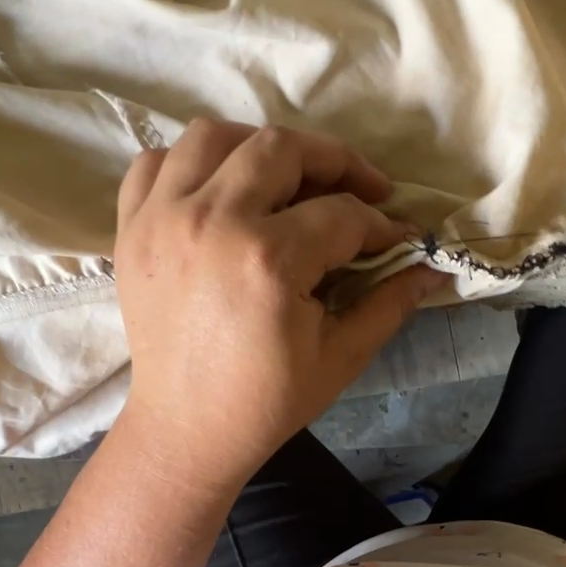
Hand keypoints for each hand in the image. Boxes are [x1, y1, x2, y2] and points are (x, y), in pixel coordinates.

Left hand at [112, 119, 449, 491]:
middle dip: (334, 162)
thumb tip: (433, 268)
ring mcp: (163, 219)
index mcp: (269, 260)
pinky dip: (192, 164)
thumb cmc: (269, 402)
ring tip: (289, 179)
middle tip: (360, 189)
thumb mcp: (341, 357)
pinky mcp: (132, 228)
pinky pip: (157, 162)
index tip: (397, 238)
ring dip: (261, 148)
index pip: (341, 215)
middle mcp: (213, 221)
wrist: (189, 430)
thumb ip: (389, 303)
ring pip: (214, 136)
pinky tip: (222, 191)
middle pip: (281, 149)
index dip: (380, 225)